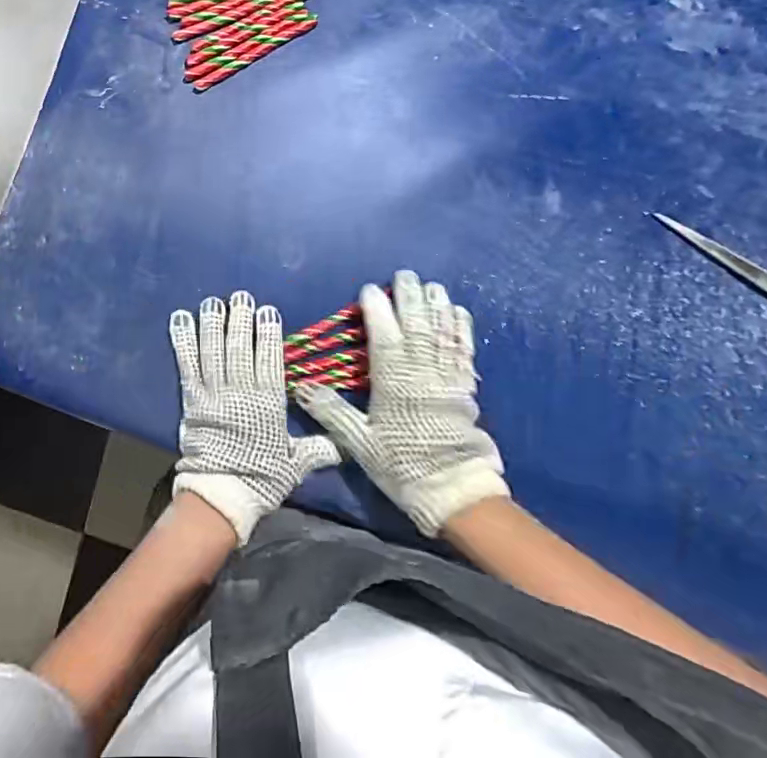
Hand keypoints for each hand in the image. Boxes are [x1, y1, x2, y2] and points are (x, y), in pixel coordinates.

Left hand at [170, 291, 340, 543]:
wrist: (224, 492)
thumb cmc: (262, 477)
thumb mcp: (297, 463)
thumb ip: (319, 448)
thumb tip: (346, 443)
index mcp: (268, 403)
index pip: (269, 359)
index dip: (268, 333)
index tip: (267, 311)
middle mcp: (240, 392)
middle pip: (240, 348)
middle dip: (240, 320)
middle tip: (240, 297)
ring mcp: (213, 393)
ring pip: (213, 350)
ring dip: (212, 323)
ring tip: (212, 302)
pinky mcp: (191, 398)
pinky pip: (187, 364)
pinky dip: (183, 340)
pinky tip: (180, 318)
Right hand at [292, 271, 506, 536]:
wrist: (454, 491)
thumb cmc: (401, 464)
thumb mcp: (358, 441)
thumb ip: (331, 410)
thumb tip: (301, 386)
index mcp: (393, 384)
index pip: (384, 338)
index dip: (377, 311)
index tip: (369, 289)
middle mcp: (422, 375)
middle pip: (416, 328)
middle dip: (410, 299)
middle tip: (405, 275)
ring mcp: (447, 381)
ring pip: (442, 336)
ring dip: (437, 308)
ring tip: (433, 286)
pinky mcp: (465, 390)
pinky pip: (464, 353)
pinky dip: (461, 330)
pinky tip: (459, 313)